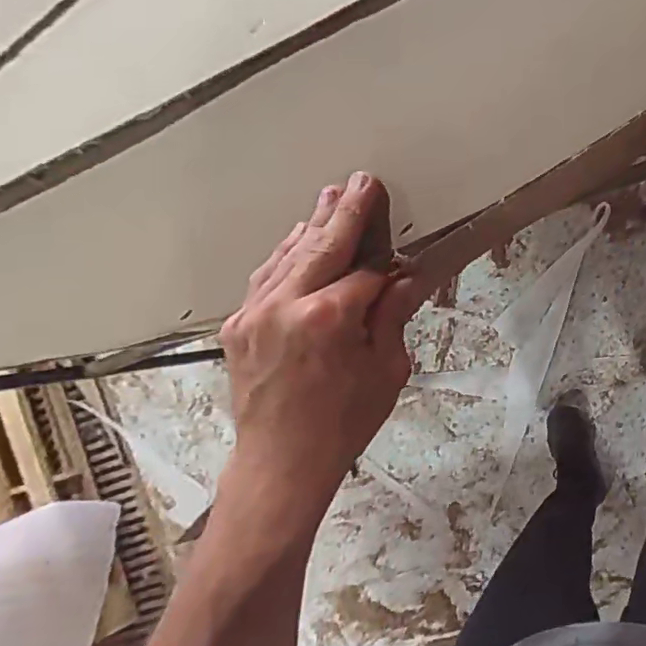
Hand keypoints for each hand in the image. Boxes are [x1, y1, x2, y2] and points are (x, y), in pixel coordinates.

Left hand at [221, 173, 427, 509]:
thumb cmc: (341, 425)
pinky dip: (285, 254)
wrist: (280, 463)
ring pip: (289, 255)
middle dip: (346, 212)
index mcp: (328, 318)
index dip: (386, 264)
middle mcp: (285, 305)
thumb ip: (392, 317)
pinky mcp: (238, 324)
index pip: (365, 273)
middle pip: (322, 246)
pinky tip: (297, 237)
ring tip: (331, 197)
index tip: (401, 251)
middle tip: (362, 181)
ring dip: (313, 225)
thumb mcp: (385, 371)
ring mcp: (255, 312)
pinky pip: (265, 276)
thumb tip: (407, 279)